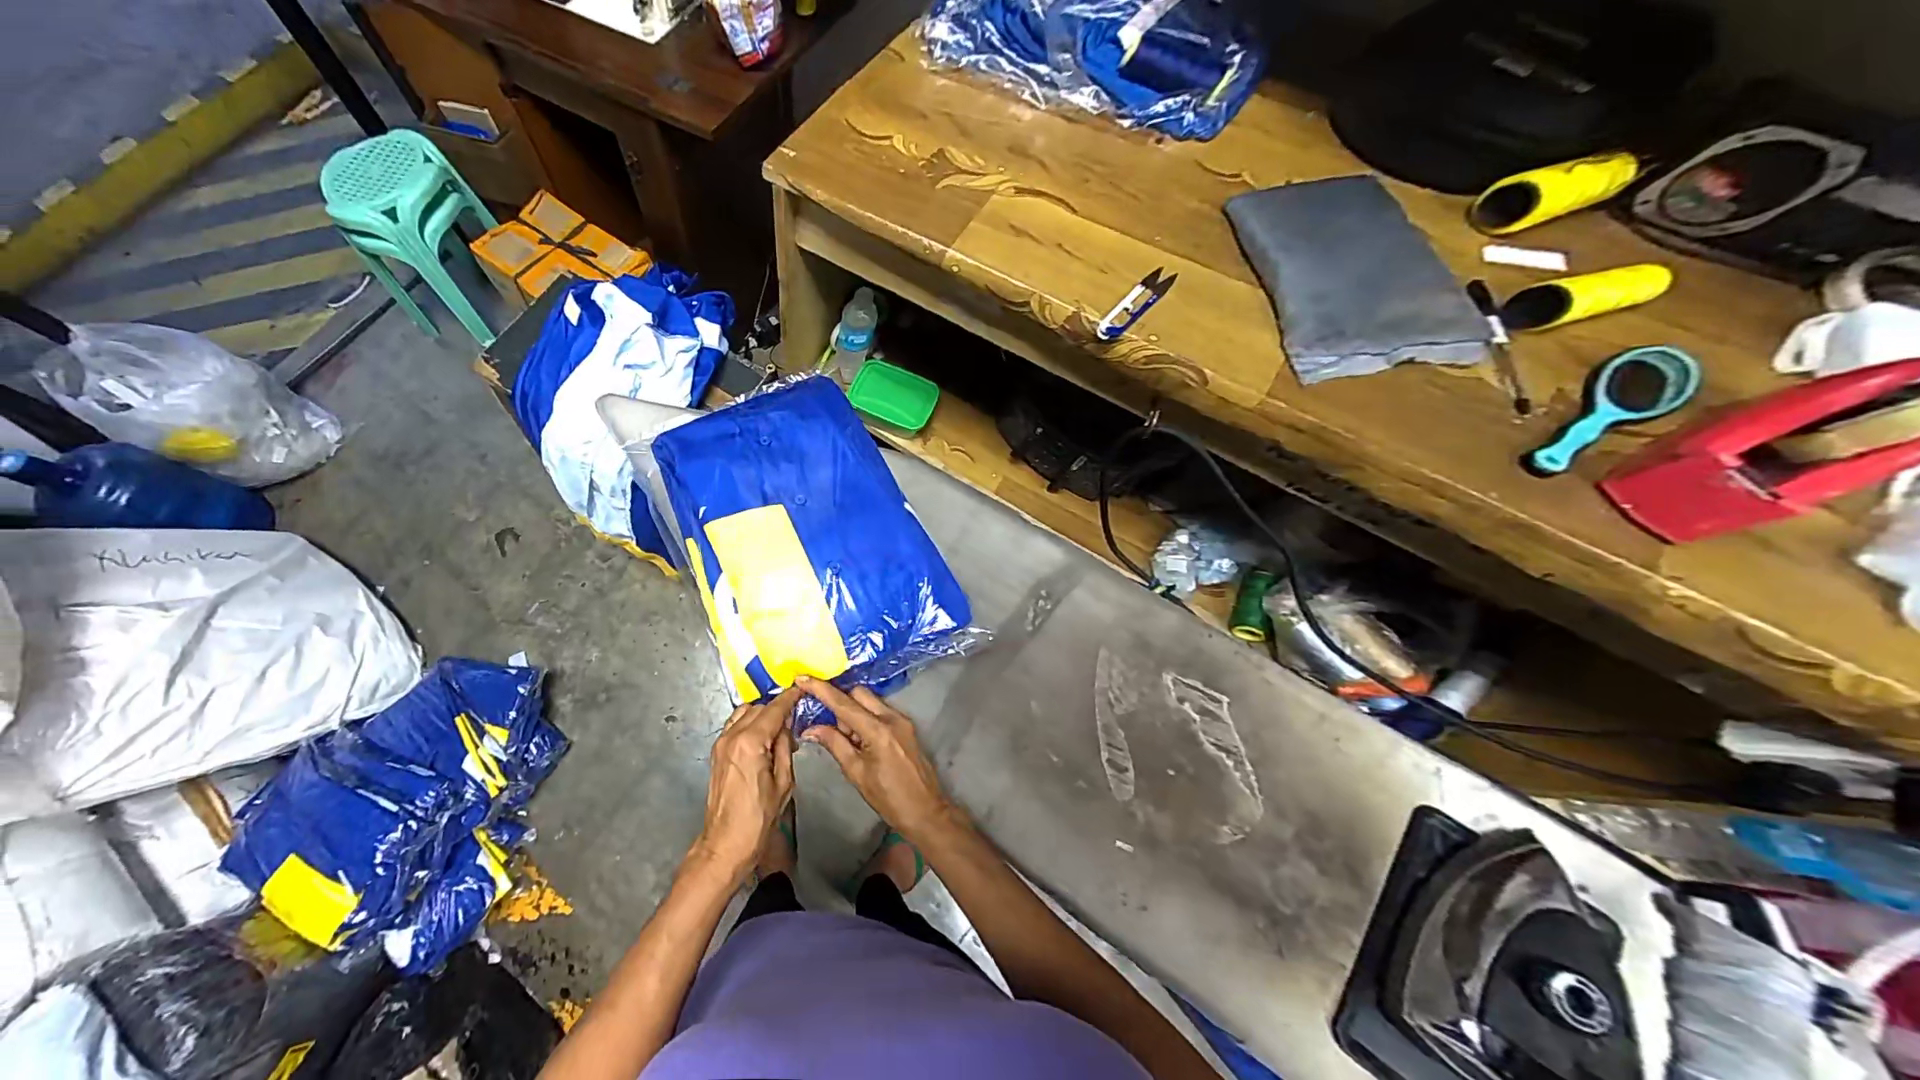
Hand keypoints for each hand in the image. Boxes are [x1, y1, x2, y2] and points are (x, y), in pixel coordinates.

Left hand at [690, 686, 797, 885]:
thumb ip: (785, 747)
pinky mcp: (717, 753)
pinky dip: (749, 724)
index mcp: (750, 742)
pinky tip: (763, 737)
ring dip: (761, 714)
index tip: (802, 689)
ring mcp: (720, 744)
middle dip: (777, 708)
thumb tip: (786, 727)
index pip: (773, 710)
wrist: (726, 842)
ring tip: (779, 728)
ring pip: (744, 714)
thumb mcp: (783, 781)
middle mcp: (732, 737)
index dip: (790, 698)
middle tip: (795, 717)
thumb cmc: (759, 816)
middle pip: (758, 708)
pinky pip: (734, 726)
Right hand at [796, 676, 959, 841]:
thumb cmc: (888, 798)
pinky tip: (861, 742)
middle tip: (830, 729)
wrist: (925, 810)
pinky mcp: (906, 727)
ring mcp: (902, 720)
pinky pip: (880, 712)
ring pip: (870, 702)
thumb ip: (835, 744)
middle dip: (840, 703)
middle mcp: (892, 718)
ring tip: (848, 742)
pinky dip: (865, 720)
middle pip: (859, 694)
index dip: (821, 689)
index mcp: (878, 730)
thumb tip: (811, 728)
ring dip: (853, 713)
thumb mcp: (856, 773)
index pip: (844, 703)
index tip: (802, 678)